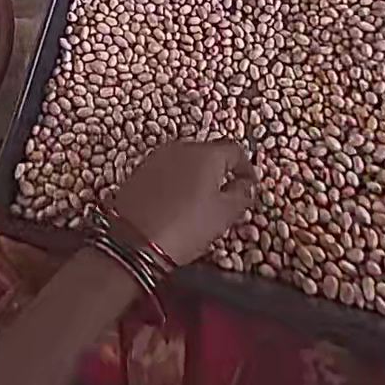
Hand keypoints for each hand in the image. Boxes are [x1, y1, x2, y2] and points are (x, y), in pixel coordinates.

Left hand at [110, 140, 253, 265]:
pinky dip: (179, 182)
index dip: (246, 168)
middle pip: (209, 154)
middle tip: (228, 201)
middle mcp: (181, 146)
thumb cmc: (185, 225)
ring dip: (199, 178)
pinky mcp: (142, 169)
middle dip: (222, 174)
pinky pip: (169, 170)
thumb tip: (247, 184)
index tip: (250, 188)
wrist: (133, 238)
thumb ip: (241, 195)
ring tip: (203, 206)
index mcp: (205, 153)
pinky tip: (179, 205)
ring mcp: (158, 156)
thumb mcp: (223, 215)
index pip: (234, 150)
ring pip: (188, 162)